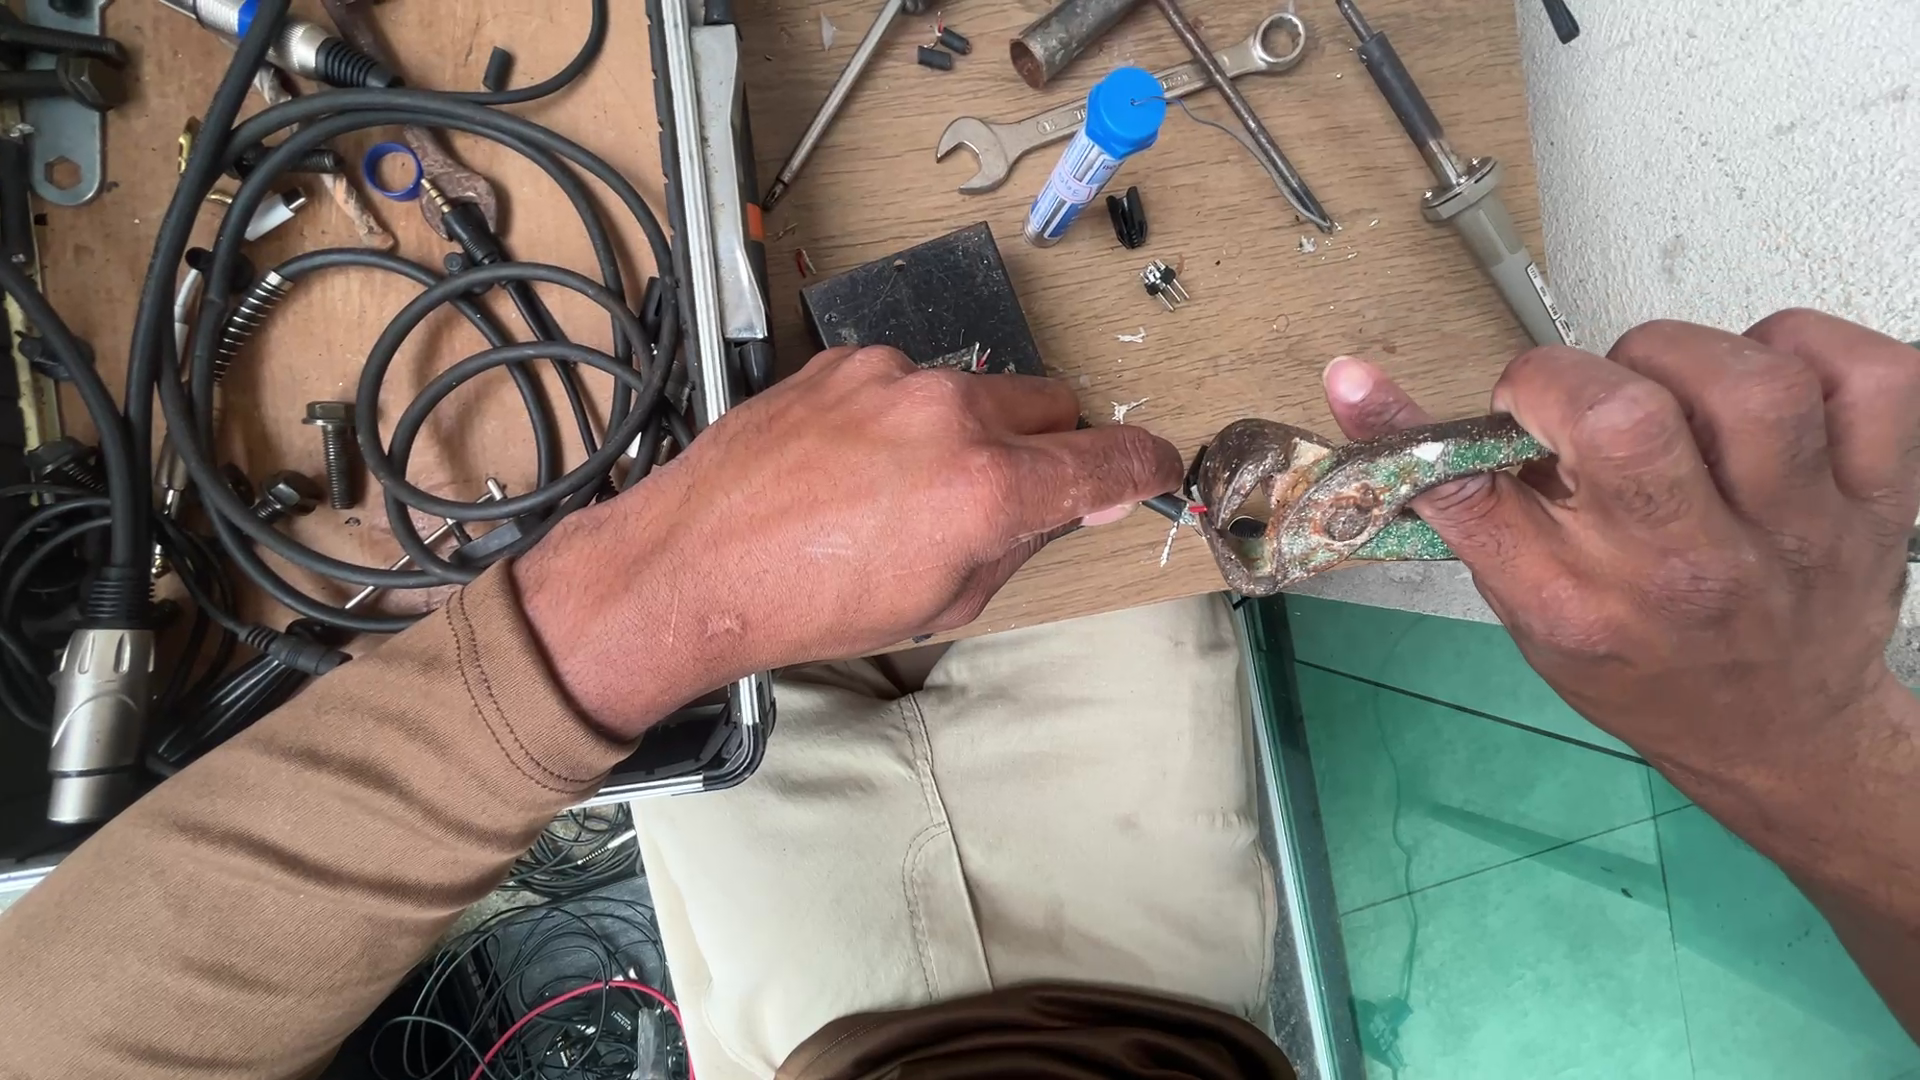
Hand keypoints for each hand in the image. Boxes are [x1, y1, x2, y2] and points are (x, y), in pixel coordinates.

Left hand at [513, 345, 1182, 736]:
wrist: (693, 565)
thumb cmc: (813, 606)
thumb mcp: (942, 603)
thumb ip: (1022, 541)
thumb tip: (1074, 502)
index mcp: (985, 489)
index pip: (1106, 460)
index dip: (1144, 465)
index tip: (1154, 467)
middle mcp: (949, 414)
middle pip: (1053, 404)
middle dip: (1052, 449)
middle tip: (1014, 493)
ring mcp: (894, 376)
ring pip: (983, 390)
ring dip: (978, 432)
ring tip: (914, 485)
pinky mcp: (847, 361)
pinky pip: (915, 381)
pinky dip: (915, 416)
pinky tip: (866, 459)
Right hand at [1322, 311, 1919, 812]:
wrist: (1773, 730)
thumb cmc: (1622, 665)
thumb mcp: (1516, 602)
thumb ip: (1463, 505)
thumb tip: (1365, 401)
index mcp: (1567, 600)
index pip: (1469, 494)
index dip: (1403, 422)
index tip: (1356, 380)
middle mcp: (1676, 567)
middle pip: (1621, 420)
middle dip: (1563, 379)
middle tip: (1558, 403)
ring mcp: (1795, 528)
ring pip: (1745, 382)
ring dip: (1671, 357)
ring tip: (1651, 389)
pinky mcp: (1886, 493)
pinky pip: (1871, 372)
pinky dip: (1800, 347)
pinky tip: (1752, 380)